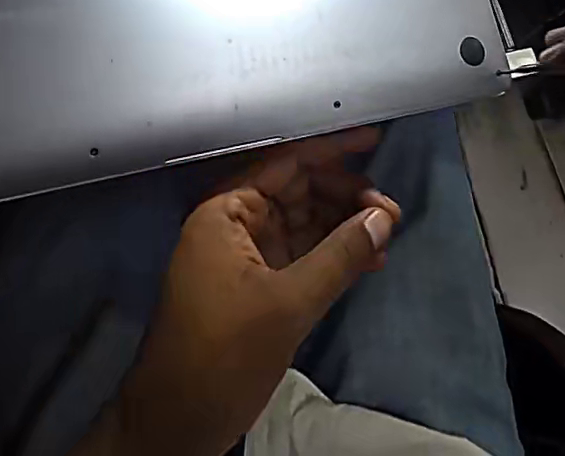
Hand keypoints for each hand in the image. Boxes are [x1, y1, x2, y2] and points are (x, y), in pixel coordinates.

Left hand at [76, 130, 400, 455]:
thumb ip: (338, 256)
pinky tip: (367, 260)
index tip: (369, 139)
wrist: (176, 426)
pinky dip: (331, 255)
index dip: (331, 150)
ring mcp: (246, 254)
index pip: (286, 163)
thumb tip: (381, 218)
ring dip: (343, 227)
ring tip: (385, 235)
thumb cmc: (221, 355)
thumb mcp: (286, 305)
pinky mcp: (257, 284)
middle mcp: (235, 223)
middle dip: (344, 196)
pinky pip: (300, 254)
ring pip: (303, 222)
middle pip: (298, 191)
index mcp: (227, 211)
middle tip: (388, 212)